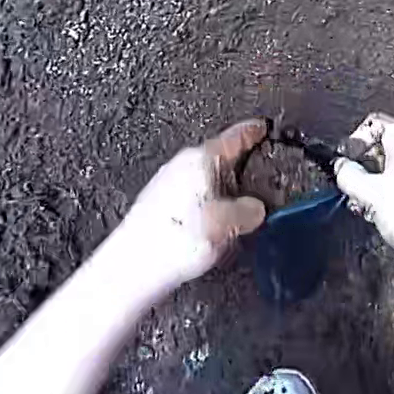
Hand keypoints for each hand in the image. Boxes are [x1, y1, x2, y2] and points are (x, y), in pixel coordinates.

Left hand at [114, 118, 269, 288]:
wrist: (132, 266)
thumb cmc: (173, 241)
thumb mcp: (228, 225)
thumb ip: (249, 212)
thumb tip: (255, 209)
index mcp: (201, 159)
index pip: (234, 136)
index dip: (253, 131)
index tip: (262, 127)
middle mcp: (182, 164)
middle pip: (219, 157)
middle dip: (239, 165)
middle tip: (258, 174)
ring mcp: (168, 182)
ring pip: (205, 177)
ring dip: (222, 187)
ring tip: (236, 207)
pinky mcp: (159, 203)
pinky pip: (192, 194)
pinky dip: (206, 202)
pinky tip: (209, 224)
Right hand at [333, 113, 393, 299]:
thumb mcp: (369, 194)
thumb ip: (349, 175)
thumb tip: (340, 166)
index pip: (377, 123)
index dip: (356, 140)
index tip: (346, 158)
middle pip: (387, 145)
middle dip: (366, 163)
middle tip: (355, 182)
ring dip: (379, 181)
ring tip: (368, 202)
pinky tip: (387, 212)